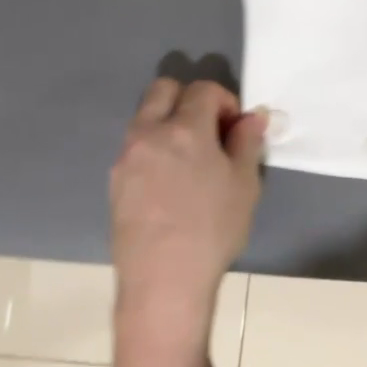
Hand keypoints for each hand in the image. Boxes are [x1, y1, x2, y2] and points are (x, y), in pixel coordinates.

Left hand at [110, 78, 266, 308]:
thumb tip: (252, 117)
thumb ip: (247, 142)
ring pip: (145, 117)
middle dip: (189, 100)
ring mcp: (126, 155)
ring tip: (192, 160)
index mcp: (185, 128)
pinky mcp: (115, 179)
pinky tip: (172, 183)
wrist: (164, 276)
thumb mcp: (245, 184)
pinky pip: (136, 147)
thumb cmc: (214, 228)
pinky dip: (155, 148)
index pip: (202, 90)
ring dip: (169, 123)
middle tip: (210, 131)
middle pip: (163, 90)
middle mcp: (148, 132)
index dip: (225, 101)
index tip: (236, 128)